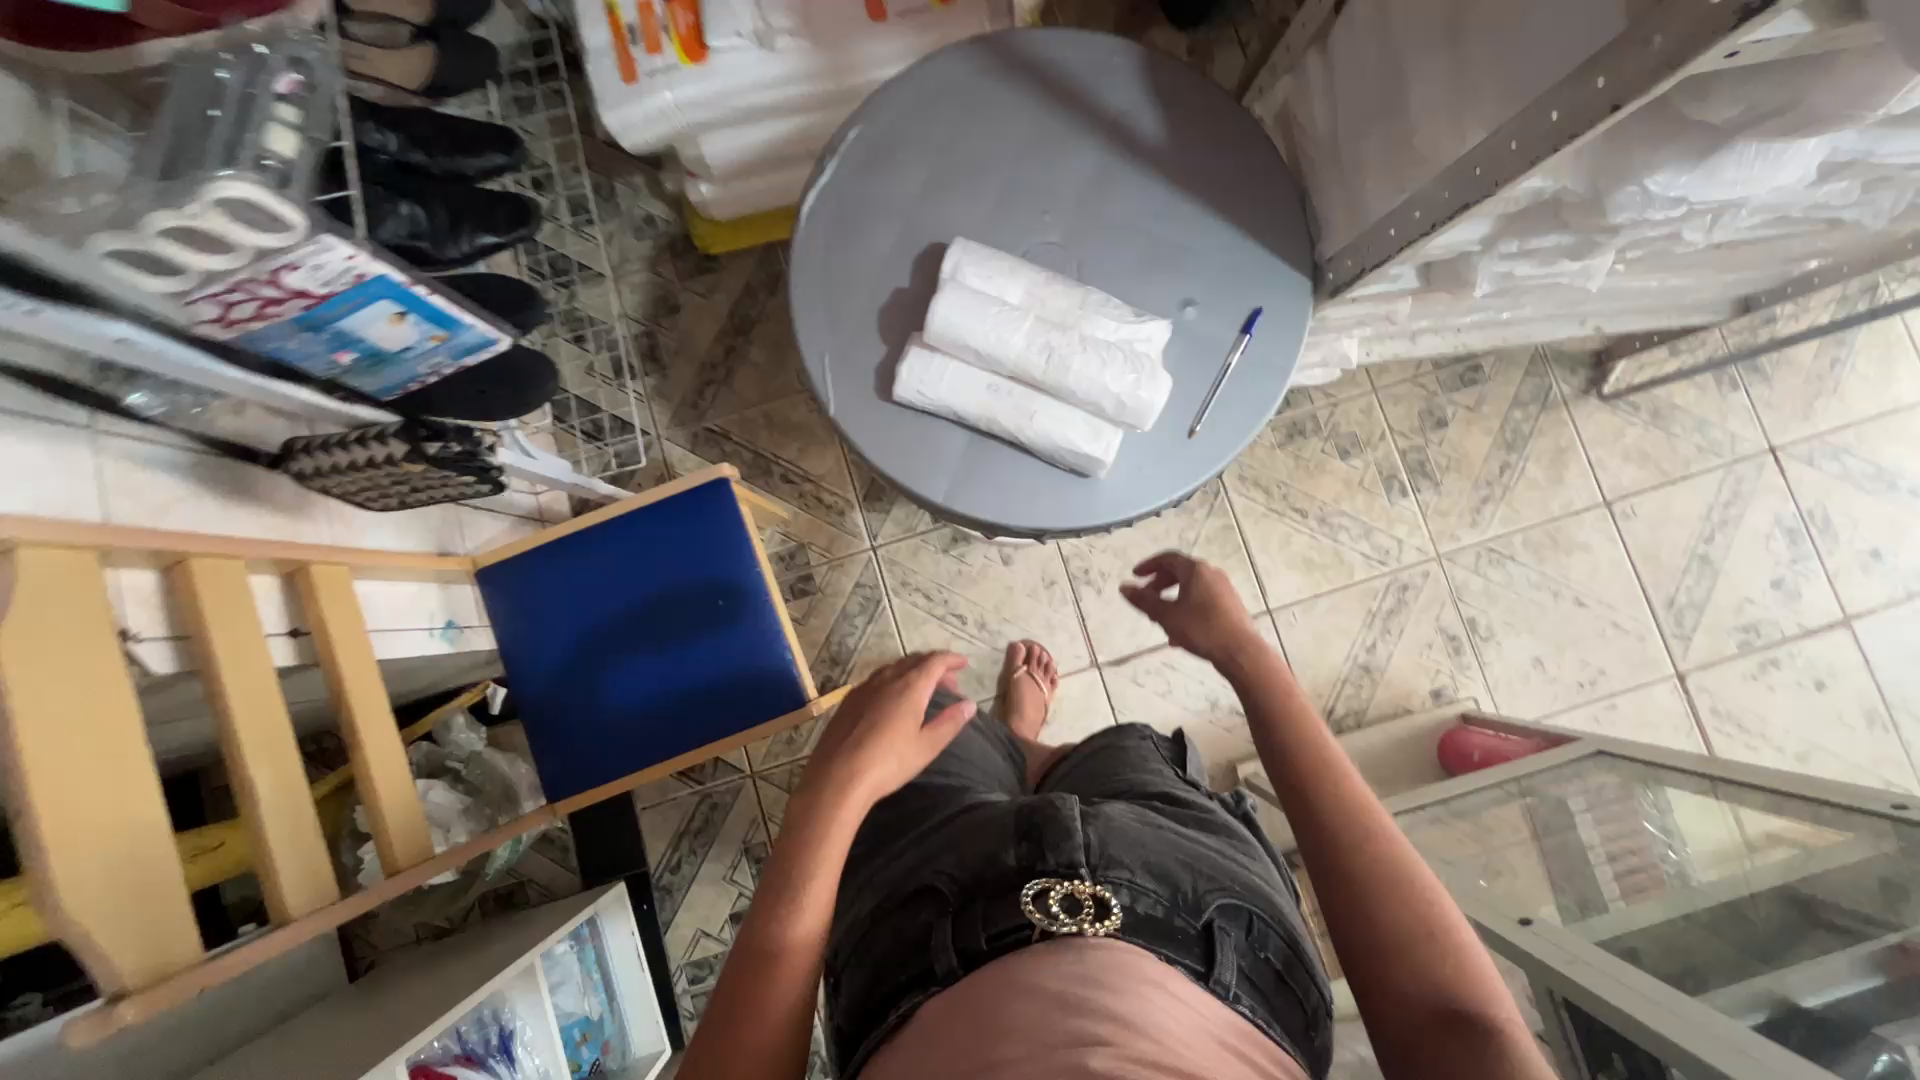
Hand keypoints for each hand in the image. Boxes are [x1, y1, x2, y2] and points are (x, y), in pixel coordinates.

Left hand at [799, 652, 976, 814]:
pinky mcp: (848, 701)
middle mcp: (886, 680)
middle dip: (934, 666)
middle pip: (914, 661)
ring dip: (912, 672)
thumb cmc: (888, 763)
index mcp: (909, 687)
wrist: (838, 777)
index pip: (934, 662)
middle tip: (948, 683)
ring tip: (923, 690)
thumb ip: (949, 722)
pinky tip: (891, 700)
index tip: (963, 664)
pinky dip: (893, 681)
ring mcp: (864, 688)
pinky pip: (876, 680)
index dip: (951, 659)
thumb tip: (969, 704)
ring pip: (893, 668)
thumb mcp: (926, 746)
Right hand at [1121, 551, 1266, 667]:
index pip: (1168, 558)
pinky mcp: (1231, 605)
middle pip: (1180, 572)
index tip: (1135, 576)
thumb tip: (1124, 587)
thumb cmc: (1200, 629)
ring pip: (1191, 588)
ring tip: (1161, 620)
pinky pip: (1203, 600)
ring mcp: (1224, 589)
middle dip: (1160, 584)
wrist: (1240, 651)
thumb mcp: (1166, 615)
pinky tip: (1180, 634)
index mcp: (1195, 571)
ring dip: (1172, 599)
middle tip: (1146, 598)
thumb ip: (1143, 600)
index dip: (1149, 565)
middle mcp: (1212, 574)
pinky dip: (1187, 608)